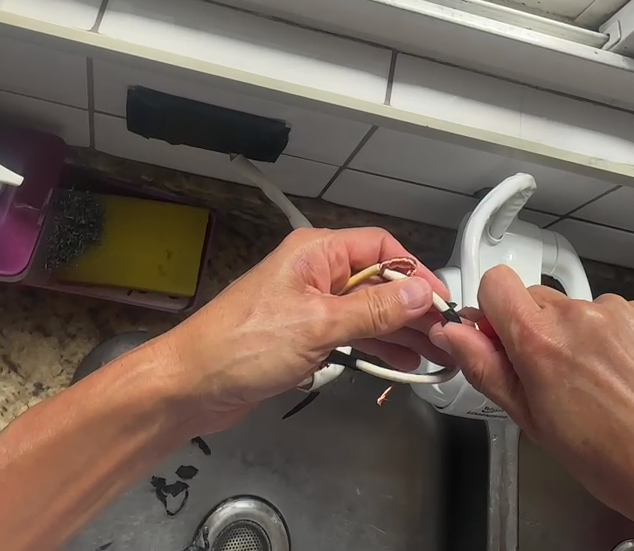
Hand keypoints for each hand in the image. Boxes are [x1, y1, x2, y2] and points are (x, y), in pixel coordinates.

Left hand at [144, 227, 448, 432]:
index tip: (439, 301)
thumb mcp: (318, 325)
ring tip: (432, 354)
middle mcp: (316, 272)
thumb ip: (373, 310)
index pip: (380, 248)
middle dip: (410, 307)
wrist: (191, 386)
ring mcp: (310, 304)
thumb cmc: (243, 345)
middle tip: (442, 335)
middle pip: (377, 281)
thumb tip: (419, 292)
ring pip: (366, 311)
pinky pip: (350, 334)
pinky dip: (374, 347)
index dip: (413, 273)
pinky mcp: (304, 334)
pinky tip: (400, 364)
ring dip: (397, 331)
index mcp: (317, 252)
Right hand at [433, 266, 633, 550]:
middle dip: (534, 330)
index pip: (495, 283)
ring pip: (575, 310)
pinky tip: (627, 382)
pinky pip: (613, 316)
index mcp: (543, 342)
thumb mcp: (539, 428)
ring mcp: (619, 313)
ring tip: (599, 389)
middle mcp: (580, 316)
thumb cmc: (626, 467)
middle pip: (535, 299)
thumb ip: (489, 371)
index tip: (499, 337)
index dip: (492, 310)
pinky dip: (612, 340)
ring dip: (577, 338)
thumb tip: (455, 336)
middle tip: (552, 380)